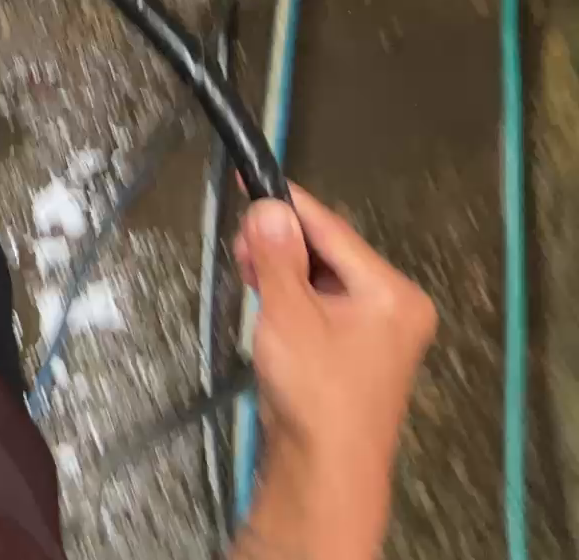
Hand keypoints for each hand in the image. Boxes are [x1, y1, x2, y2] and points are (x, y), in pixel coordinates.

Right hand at [232, 184, 435, 557]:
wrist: (323, 456)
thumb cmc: (312, 384)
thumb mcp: (286, 312)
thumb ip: (276, 255)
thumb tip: (267, 205)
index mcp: (390, 291)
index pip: (330, 228)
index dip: (285, 202)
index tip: (249, 175)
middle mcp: (391, 300)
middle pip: (322, 246)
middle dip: (275, 242)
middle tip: (240, 255)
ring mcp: (374, 320)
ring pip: (314, 267)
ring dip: (276, 265)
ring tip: (249, 280)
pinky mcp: (351, 335)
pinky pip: (315, 290)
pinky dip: (285, 285)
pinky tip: (264, 295)